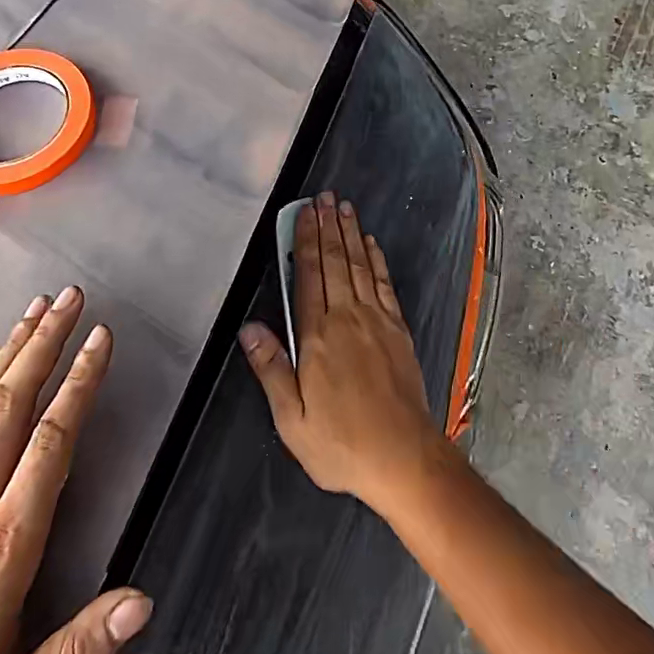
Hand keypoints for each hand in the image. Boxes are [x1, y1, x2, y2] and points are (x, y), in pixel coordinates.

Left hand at [0, 288, 151, 653]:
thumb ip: (81, 644)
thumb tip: (142, 601)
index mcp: (8, 541)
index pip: (55, 439)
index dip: (81, 382)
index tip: (100, 341)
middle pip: (16, 404)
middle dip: (48, 344)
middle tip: (72, 300)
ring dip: (10, 352)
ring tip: (35, 310)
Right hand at [239, 191, 449, 507]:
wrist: (403, 456)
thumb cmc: (341, 443)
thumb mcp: (293, 419)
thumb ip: (272, 369)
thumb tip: (250, 328)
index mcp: (318, 338)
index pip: (309, 277)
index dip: (306, 242)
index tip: (304, 214)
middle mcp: (348, 319)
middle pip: (336, 263)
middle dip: (328, 227)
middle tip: (325, 197)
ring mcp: (378, 322)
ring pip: (361, 267)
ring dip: (352, 235)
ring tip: (345, 208)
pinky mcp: (398, 331)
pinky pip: (385, 285)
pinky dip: (377, 261)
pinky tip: (371, 245)